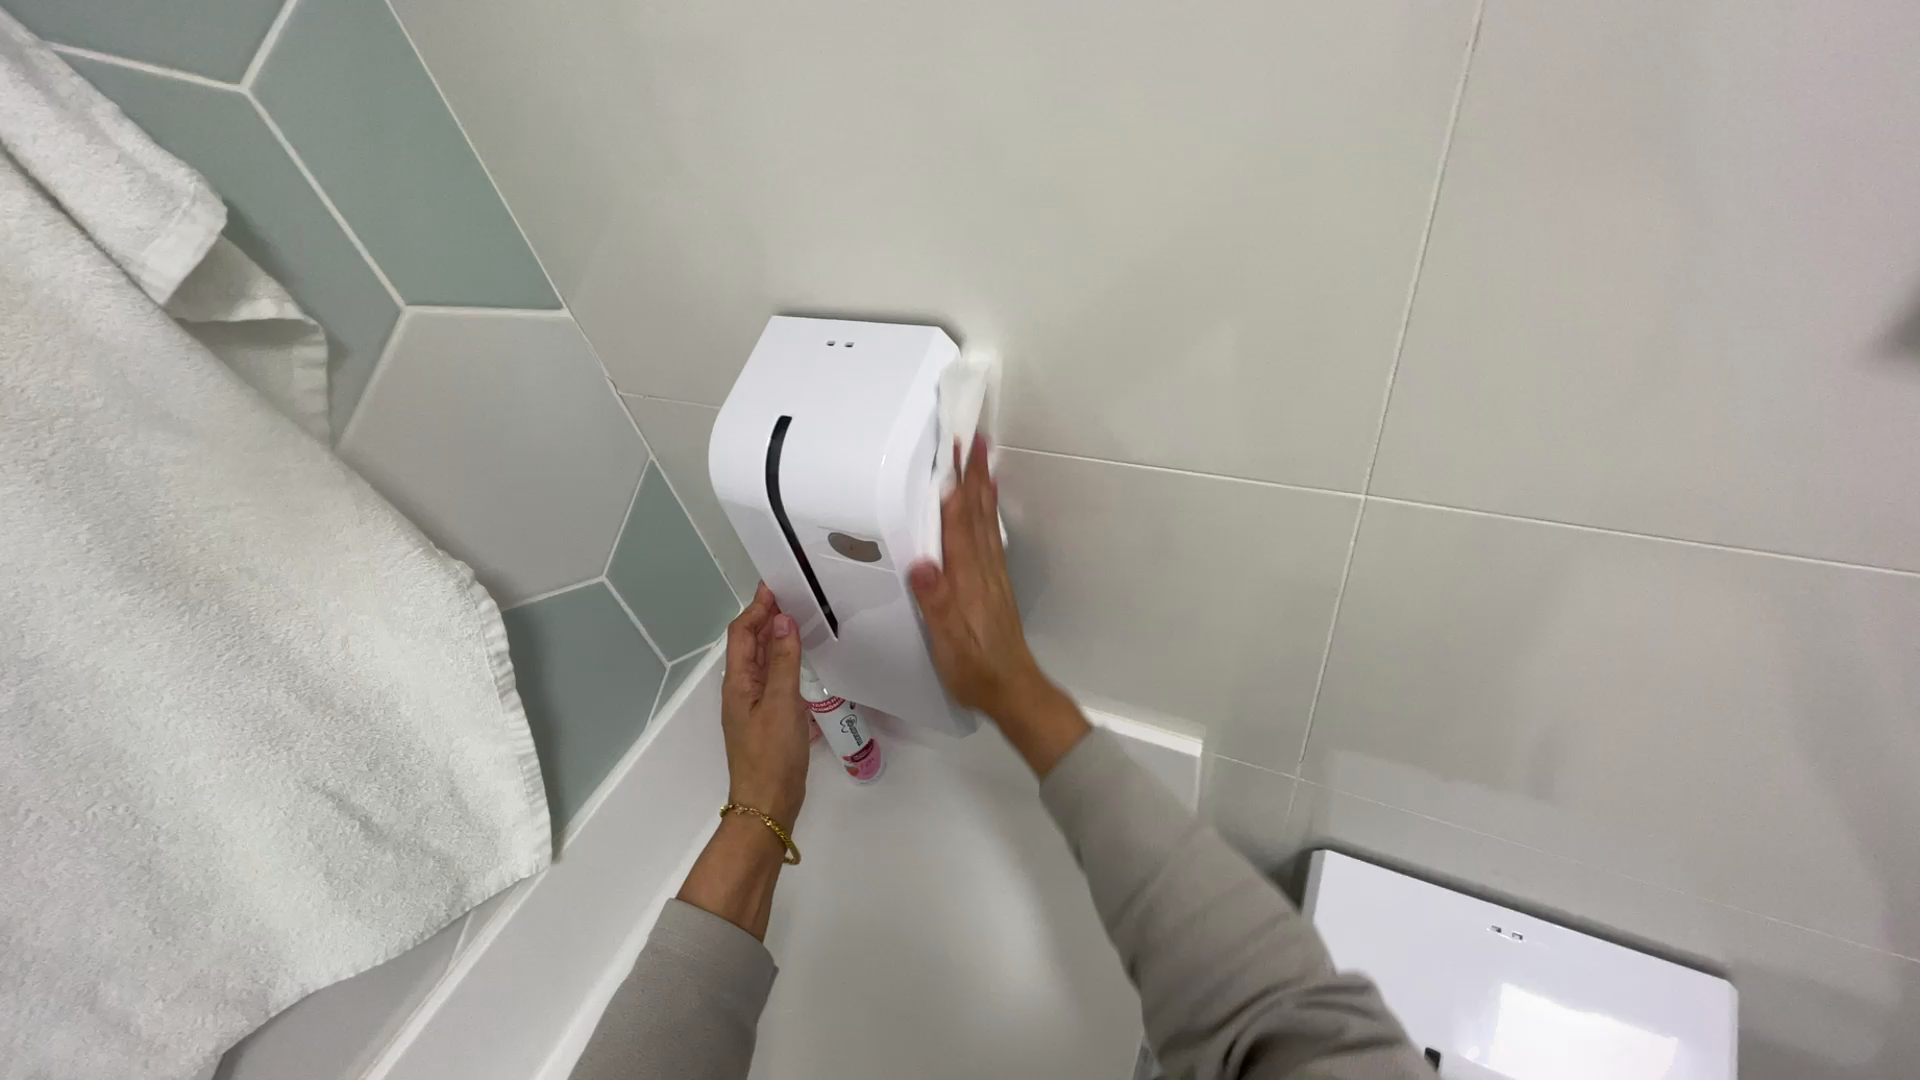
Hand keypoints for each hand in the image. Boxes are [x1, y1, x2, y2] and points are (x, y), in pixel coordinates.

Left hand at [720, 583, 809, 827]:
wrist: (768, 803)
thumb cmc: (772, 754)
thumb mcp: (781, 703)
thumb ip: (783, 661)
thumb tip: (782, 620)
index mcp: (738, 682)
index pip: (742, 633)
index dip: (757, 608)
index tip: (776, 585)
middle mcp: (741, 688)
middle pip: (749, 643)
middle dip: (766, 617)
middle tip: (791, 595)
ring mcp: (753, 704)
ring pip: (761, 660)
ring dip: (774, 636)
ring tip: (798, 618)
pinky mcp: (767, 717)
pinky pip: (772, 677)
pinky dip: (784, 659)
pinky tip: (800, 658)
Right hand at [910, 437, 1088, 774]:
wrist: (1012, 689)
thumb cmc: (975, 668)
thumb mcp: (948, 643)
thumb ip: (935, 602)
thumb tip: (921, 562)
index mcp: (967, 579)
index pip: (960, 522)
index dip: (957, 485)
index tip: (955, 450)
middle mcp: (983, 569)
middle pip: (977, 511)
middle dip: (974, 472)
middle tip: (972, 435)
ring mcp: (991, 574)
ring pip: (986, 519)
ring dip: (982, 485)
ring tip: (980, 455)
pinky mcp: (994, 583)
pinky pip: (989, 535)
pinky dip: (987, 510)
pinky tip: (986, 502)